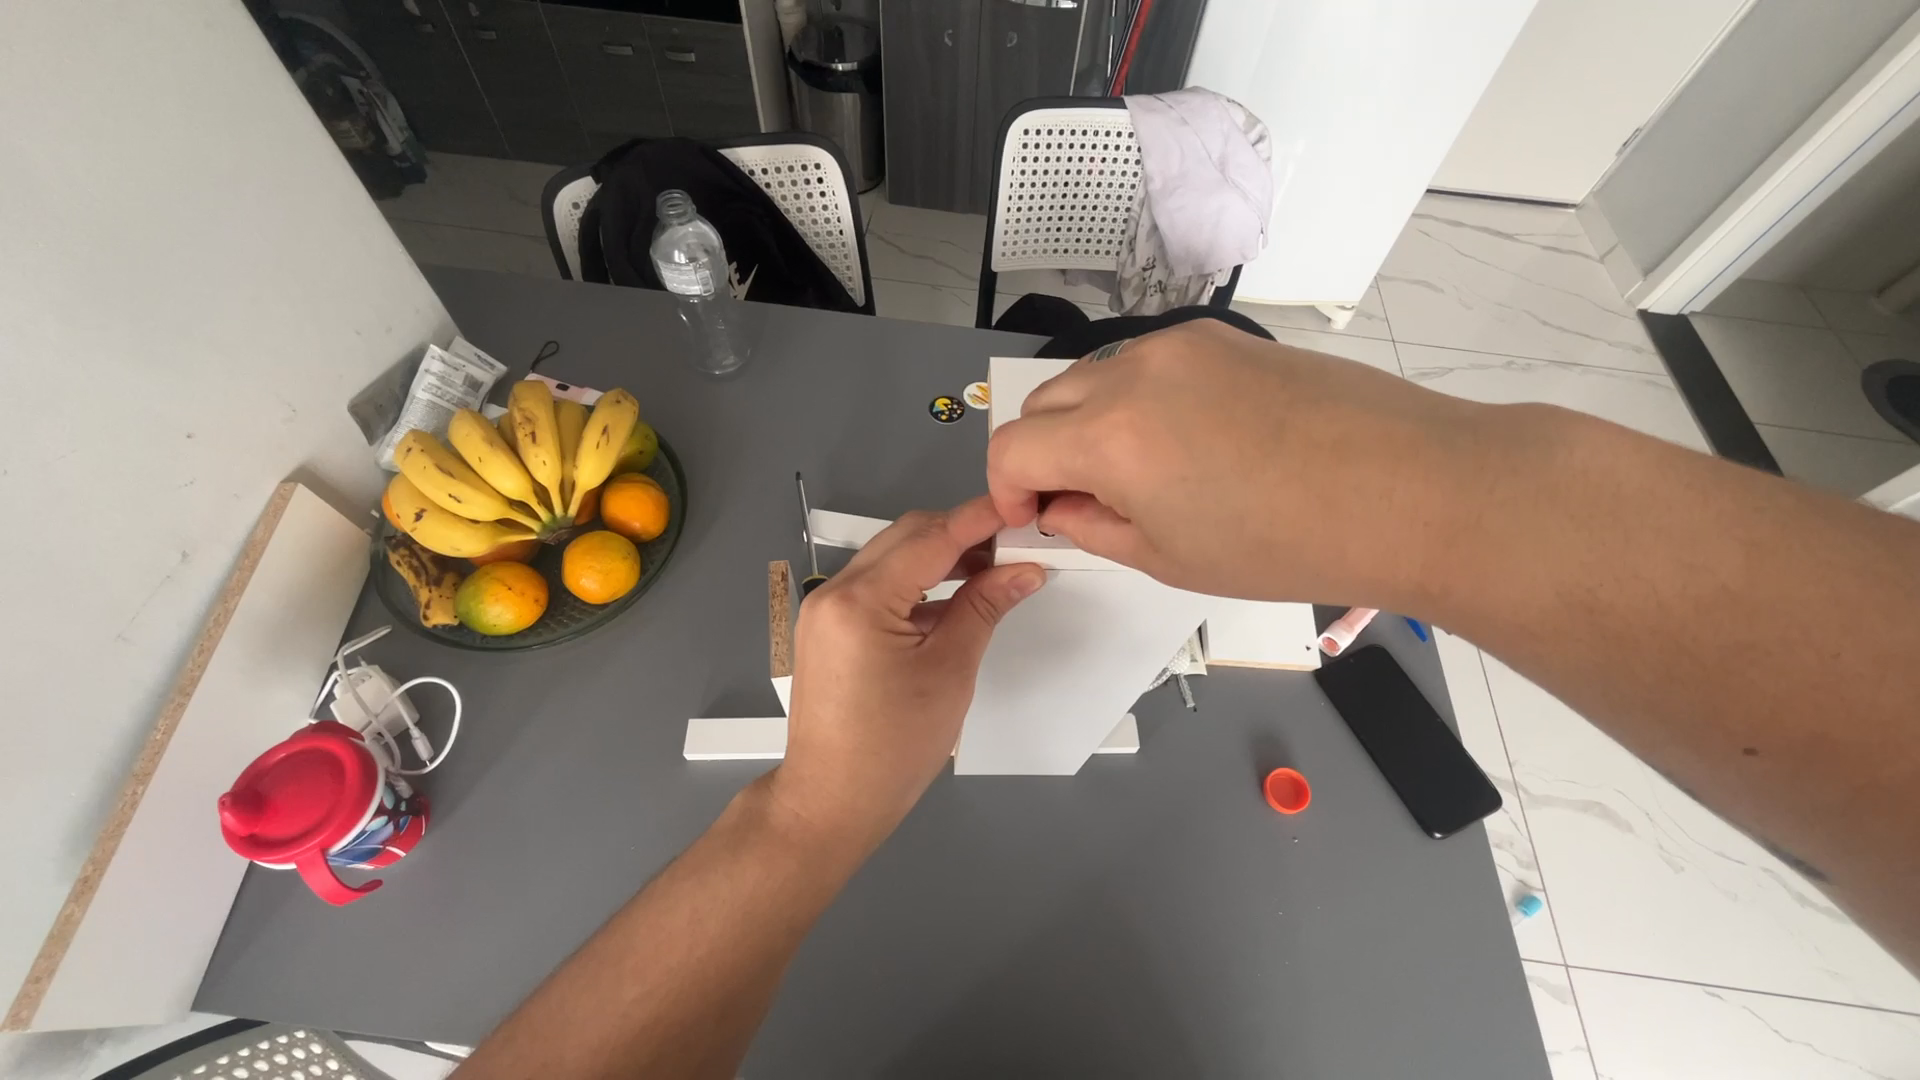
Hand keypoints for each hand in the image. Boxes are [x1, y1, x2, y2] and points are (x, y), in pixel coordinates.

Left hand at [771, 498, 1045, 850]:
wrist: (831, 801)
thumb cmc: (894, 747)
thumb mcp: (950, 672)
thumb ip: (984, 608)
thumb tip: (1024, 570)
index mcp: (860, 600)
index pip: (929, 538)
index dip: (978, 519)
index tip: (1020, 509)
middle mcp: (834, 591)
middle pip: (905, 537)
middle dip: (960, 534)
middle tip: (1012, 545)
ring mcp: (825, 608)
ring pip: (891, 558)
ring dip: (939, 557)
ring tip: (991, 570)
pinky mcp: (828, 627)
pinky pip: (877, 586)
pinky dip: (916, 584)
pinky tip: (953, 598)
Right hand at [986, 318, 1487, 604]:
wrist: (1409, 489)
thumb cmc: (1284, 545)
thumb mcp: (1168, 557)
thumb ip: (1091, 528)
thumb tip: (1058, 508)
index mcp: (1110, 436)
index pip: (1011, 448)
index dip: (1005, 490)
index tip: (1030, 518)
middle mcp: (1131, 373)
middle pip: (1041, 403)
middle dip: (1040, 455)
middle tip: (1078, 500)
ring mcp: (1178, 346)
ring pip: (1090, 378)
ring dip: (1083, 425)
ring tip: (1135, 472)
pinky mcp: (1220, 337)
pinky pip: (1143, 366)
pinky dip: (1132, 402)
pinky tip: (1184, 440)